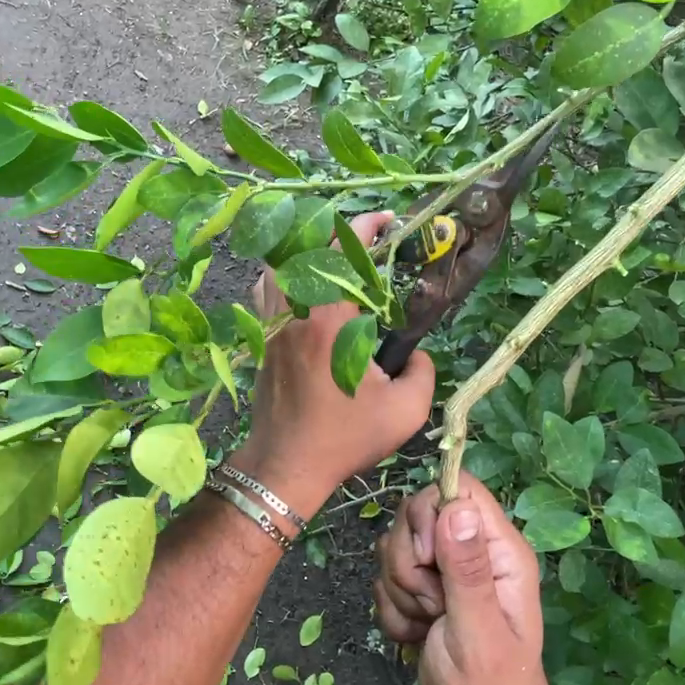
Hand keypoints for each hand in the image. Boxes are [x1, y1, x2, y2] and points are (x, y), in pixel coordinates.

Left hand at [232, 212, 434, 518]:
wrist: (286, 465)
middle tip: (367, 239)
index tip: (387, 219)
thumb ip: (423, 372)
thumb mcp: (405, 411)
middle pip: (305, 248)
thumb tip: (419, 353)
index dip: (365, 226)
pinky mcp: (261, 339)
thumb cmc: (344, 438)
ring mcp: (271, 324)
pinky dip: (282, 276)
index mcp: (329, 321)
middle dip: (338, 232)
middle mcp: (294, 312)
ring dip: (304, 252)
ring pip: (277, 264)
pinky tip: (304, 291)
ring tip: (334, 260)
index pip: (342, 253)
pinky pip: (265, 291)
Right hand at [374, 476, 569, 684]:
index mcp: (499, 549)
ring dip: (400, 589)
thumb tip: (456, 507)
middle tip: (431, 604)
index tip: (425, 556)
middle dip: (408, 561)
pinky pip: (386, 575)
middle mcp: (472, 547)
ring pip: (396, 544)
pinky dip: (393, 606)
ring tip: (428, 622)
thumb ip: (468, 570)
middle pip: (417, 513)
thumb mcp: (480, 632)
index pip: (459, 490)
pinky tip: (416, 632)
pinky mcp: (422, 586)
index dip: (430, 512)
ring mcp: (446, 566)